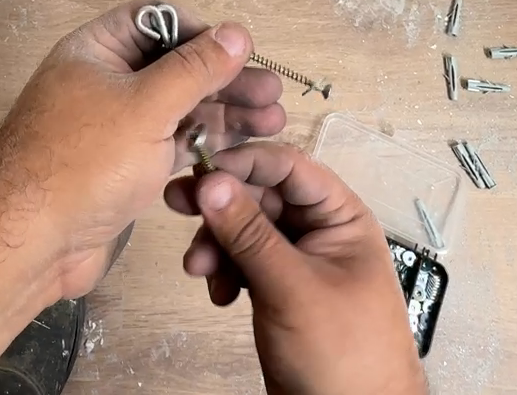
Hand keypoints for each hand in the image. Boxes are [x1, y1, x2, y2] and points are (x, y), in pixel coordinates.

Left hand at [0, 0, 286, 299]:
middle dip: (224, 79)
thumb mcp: (145, 106)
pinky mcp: (123, 164)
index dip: (201, 33)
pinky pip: (169, 142)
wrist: (27, 243)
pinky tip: (240, 149)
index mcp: (99, 49)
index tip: (241, 54)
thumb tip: (236, 31)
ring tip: (274, 122)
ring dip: (223, 112)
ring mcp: (114, 124)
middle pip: (174, 66)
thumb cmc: (84, 161)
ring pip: (177, 107)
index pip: (158, 21)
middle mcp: (106, 79)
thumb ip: (194, 68)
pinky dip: (203, 143)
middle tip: (273, 96)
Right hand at [164, 142, 425, 394]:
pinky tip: (218, 294)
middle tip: (175, 203)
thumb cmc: (341, 353)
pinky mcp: (279, 289)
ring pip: (246, 230)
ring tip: (196, 269)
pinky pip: (243, 262)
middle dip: (221, 207)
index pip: (289, 168)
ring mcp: (298, 261)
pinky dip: (224, 272)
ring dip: (217, 244)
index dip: (244, 163)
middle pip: (260, 197)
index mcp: (340, 216)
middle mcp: (319, 230)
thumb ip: (249, 233)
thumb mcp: (292, 288)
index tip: (201, 169)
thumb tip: (209, 180)